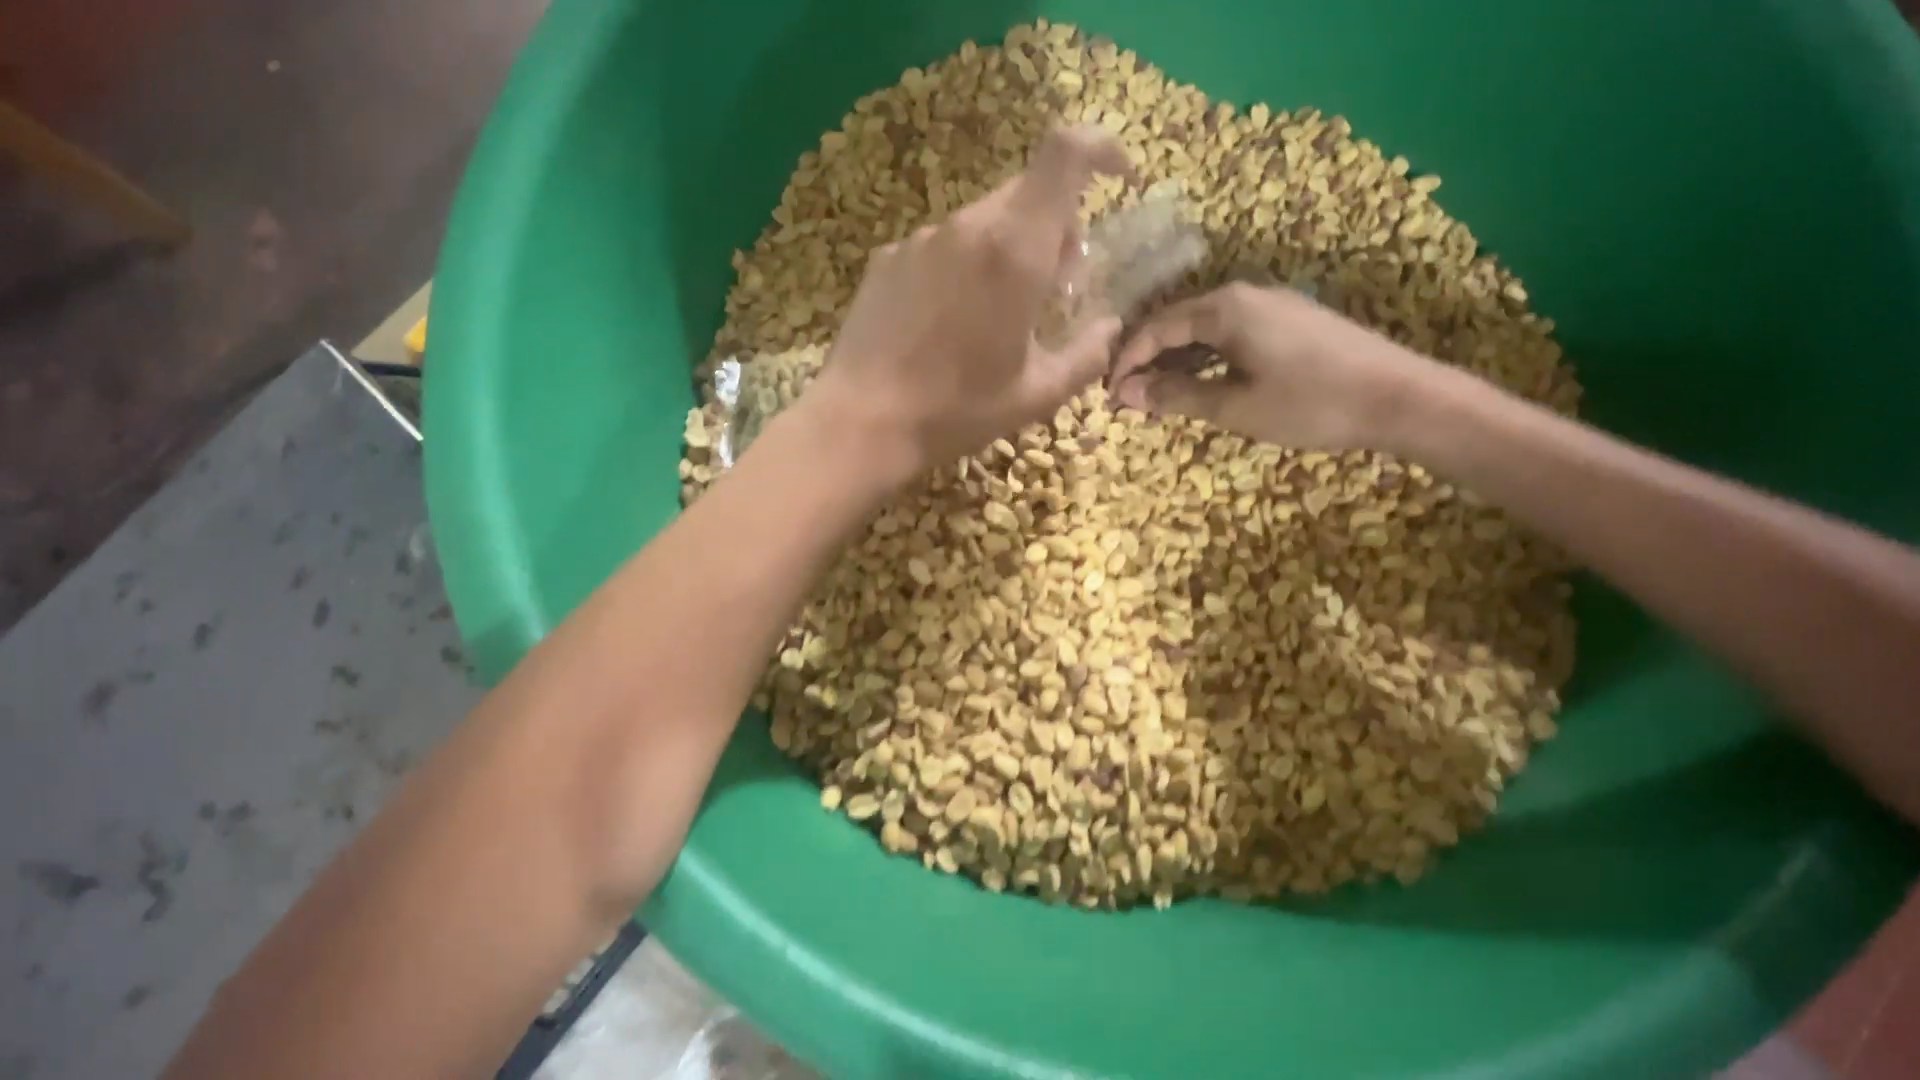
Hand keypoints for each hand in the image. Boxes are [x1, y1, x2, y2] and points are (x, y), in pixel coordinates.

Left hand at [801, 125, 1131, 480]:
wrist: (862, 422)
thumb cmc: (958, 410)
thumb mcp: (1039, 394)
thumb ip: (1088, 353)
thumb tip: (1109, 326)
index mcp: (1015, 249)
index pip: (1066, 153)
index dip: (1102, 148)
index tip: (1120, 179)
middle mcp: (968, 227)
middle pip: (1029, 192)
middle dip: (1057, 227)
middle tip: (1057, 288)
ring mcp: (922, 239)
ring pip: (985, 221)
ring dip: (1009, 250)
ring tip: (998, 316)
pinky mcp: (888, 257)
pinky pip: (944, 245)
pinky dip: (964, 267)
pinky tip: (949, 324)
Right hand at [1108, 282, 1441, 451]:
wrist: (1400, 397)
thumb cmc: (1311, 404)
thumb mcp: (1236, 407)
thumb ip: (1177, 397)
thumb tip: (1125, 394)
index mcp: (1226, 309)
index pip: (1157, 328)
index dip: (1127, 360)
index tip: (1107, 394)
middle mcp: (1246, 296)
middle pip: (1180, 322)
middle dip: (1149, 359)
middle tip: (1128, 397)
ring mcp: (1273, 306)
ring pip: (1208, 329)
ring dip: (1179, 361)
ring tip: (1160, 397)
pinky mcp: (1294, 323)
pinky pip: (1234, 334)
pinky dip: (1209, 358)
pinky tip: (1205, 384)